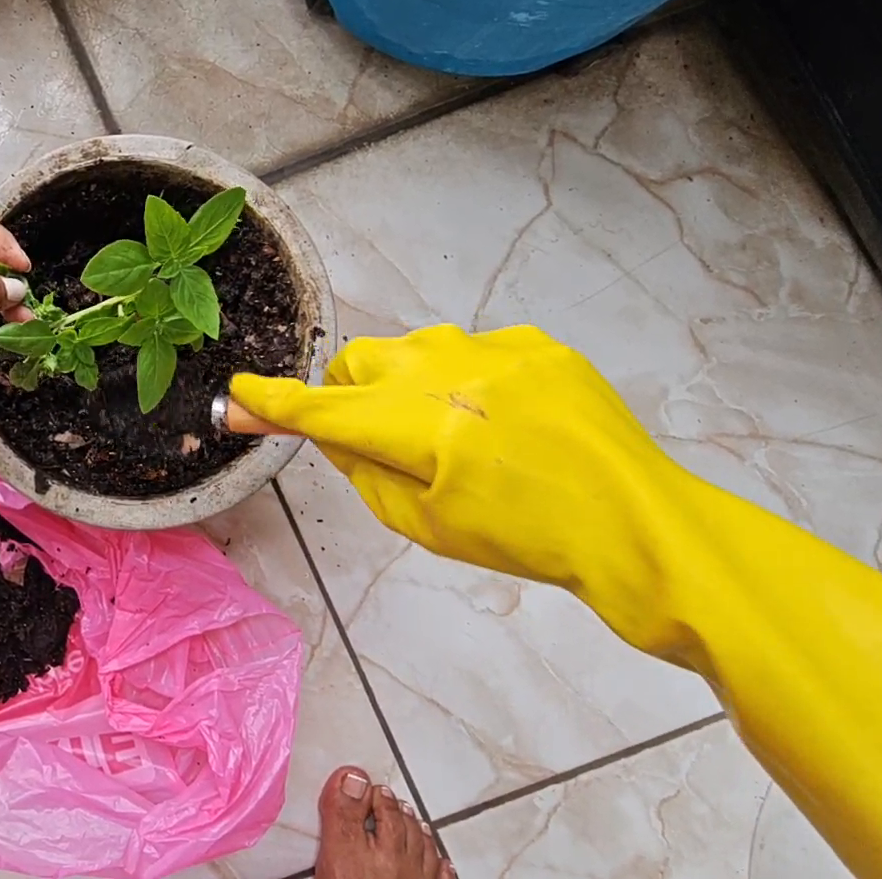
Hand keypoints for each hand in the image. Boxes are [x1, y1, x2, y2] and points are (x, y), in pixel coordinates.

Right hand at [229, 324, 700, 592]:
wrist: (644, 528)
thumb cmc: (524, 538)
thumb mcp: (421, 523)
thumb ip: (361, 469)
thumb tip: (332, 432)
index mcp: (413, 421)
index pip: (316, 408)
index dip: (269, 404)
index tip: (237, 396)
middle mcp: (443, 369)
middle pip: (356, 361)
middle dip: (350, 393)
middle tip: (381, 437)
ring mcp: (493, 348)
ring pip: (411, 349)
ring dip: (407, 381)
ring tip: (456, 428)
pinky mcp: (536, 343)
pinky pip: (470, 349)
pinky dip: (466, 378)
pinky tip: (506, 417)